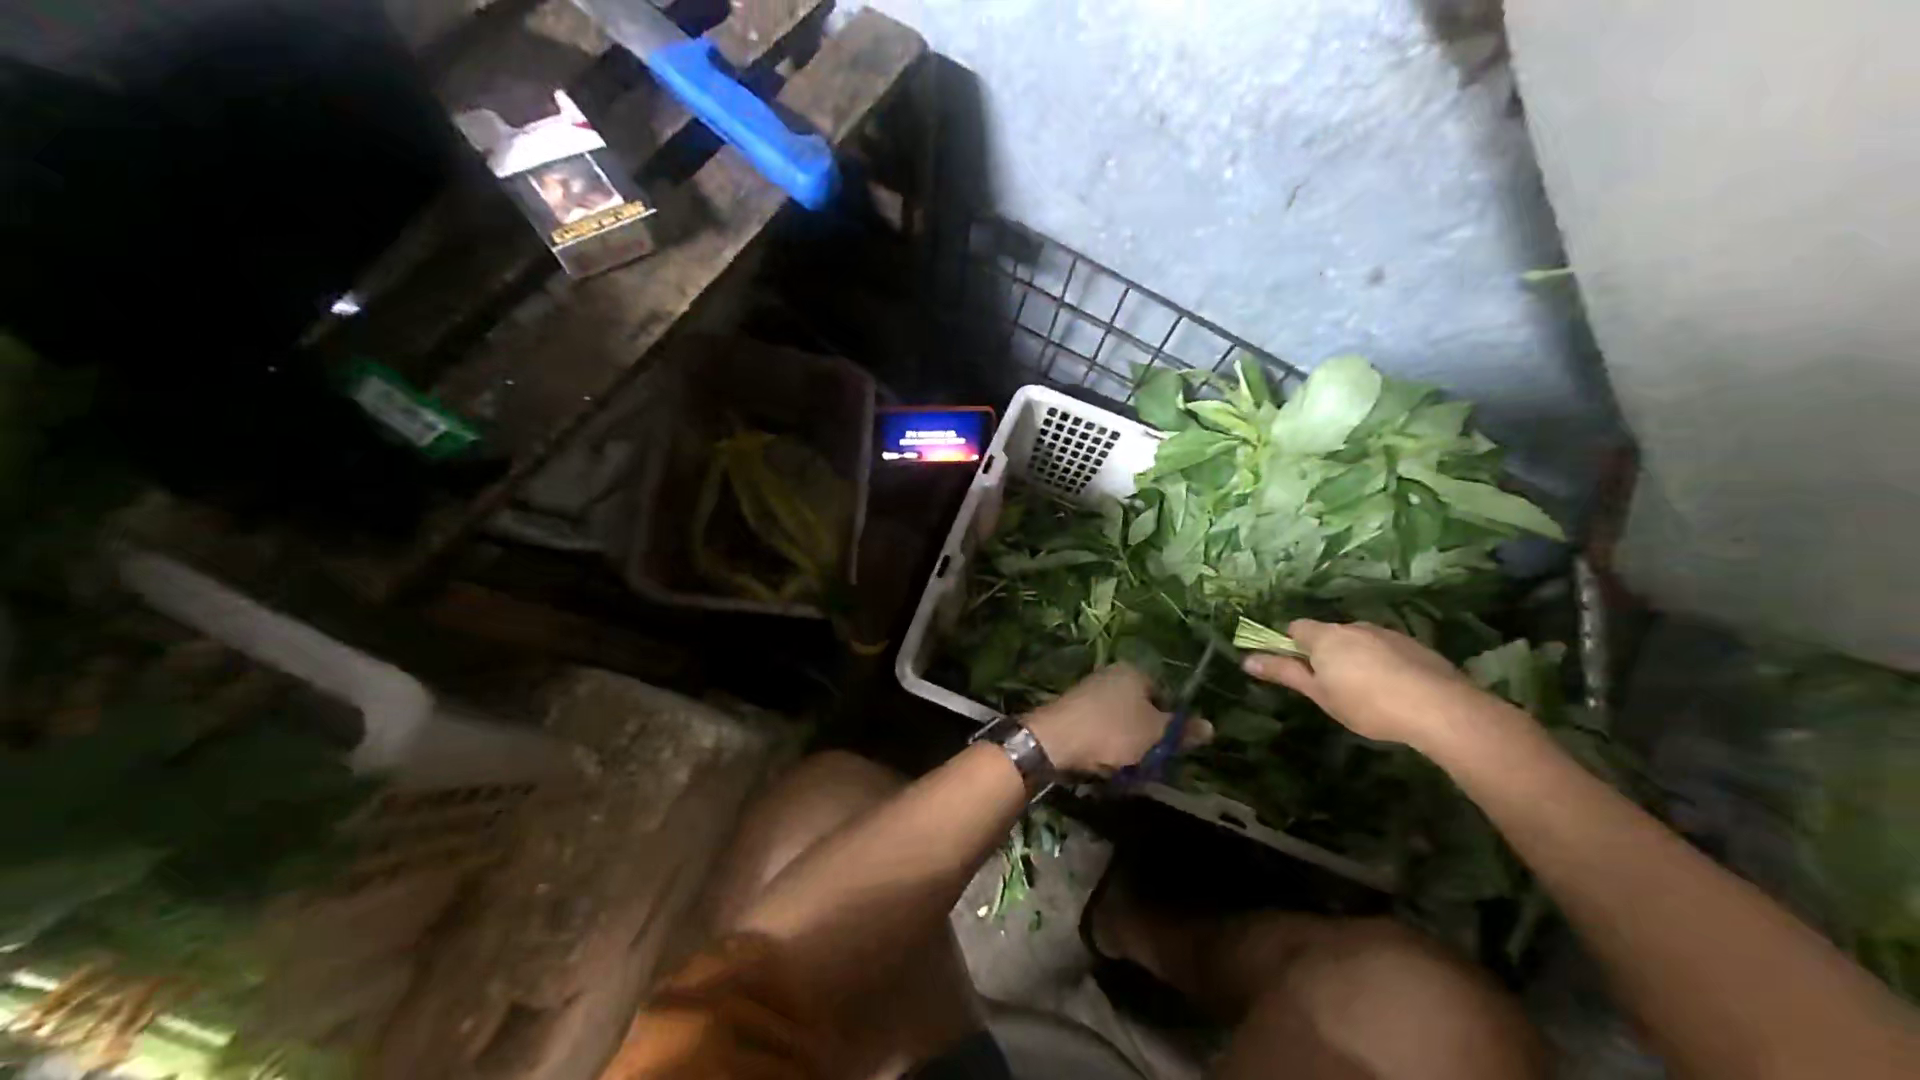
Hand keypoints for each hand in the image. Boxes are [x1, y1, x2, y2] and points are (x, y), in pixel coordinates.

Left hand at [1025, 665, 1210, 775]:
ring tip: (1128, 767)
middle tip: (1151, 760)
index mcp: (1133, 672)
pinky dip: (1105, 746)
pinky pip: (1100, 729)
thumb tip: (1210, 726)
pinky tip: (1105, 764)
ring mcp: (1089, 692)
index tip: (1172, 747)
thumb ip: (1181, 730)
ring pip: (1121, 721)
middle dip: (1148, 735)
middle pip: (1142, 707)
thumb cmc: (1111, 732)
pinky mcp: (1073, 711)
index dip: (1173, 721)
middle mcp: (1110, 675)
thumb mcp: (1155, 735)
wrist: (1053, 741)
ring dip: (1127, 744)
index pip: (1165, 694)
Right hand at [1241, 620, 1497, 750]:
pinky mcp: (1416, 646)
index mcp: (1325, 636)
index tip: (1297, 669)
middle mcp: (1354, 627)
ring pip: (1360, 641)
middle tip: (1331, 686)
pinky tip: (1394, 691)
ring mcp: (1388, 634)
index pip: (1296, 627)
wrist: (1439, 708)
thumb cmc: (1366, 703)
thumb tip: (1246, 659)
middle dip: (1325, 653)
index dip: (1291, 645)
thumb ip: (1284, 673)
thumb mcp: (1319, 693)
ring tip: (1367, 692)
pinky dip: (1383, 664)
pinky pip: (1388, 650)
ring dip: (1356, 658)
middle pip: (1329, 634)